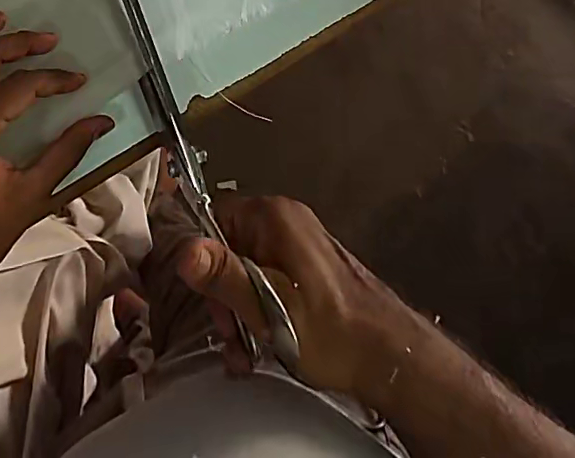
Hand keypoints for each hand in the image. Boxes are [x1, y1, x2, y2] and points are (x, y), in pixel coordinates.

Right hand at [174, 195, 430, 405]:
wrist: (393, 358)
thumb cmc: (332, 331)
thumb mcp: (268, 307)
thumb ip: (223, 275)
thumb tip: (182, 249)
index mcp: (273, 216)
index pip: (212, 216)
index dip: (204, 258)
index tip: (211, 298)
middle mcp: (283, 218)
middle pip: (228, 245)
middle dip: (224, 293)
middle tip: (232, 335)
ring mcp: (297, 240)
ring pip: (246, 266)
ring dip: (240, 307)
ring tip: (247, 350)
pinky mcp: (306, 263)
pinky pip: (267, 276)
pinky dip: (260, 306)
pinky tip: (263, 342)